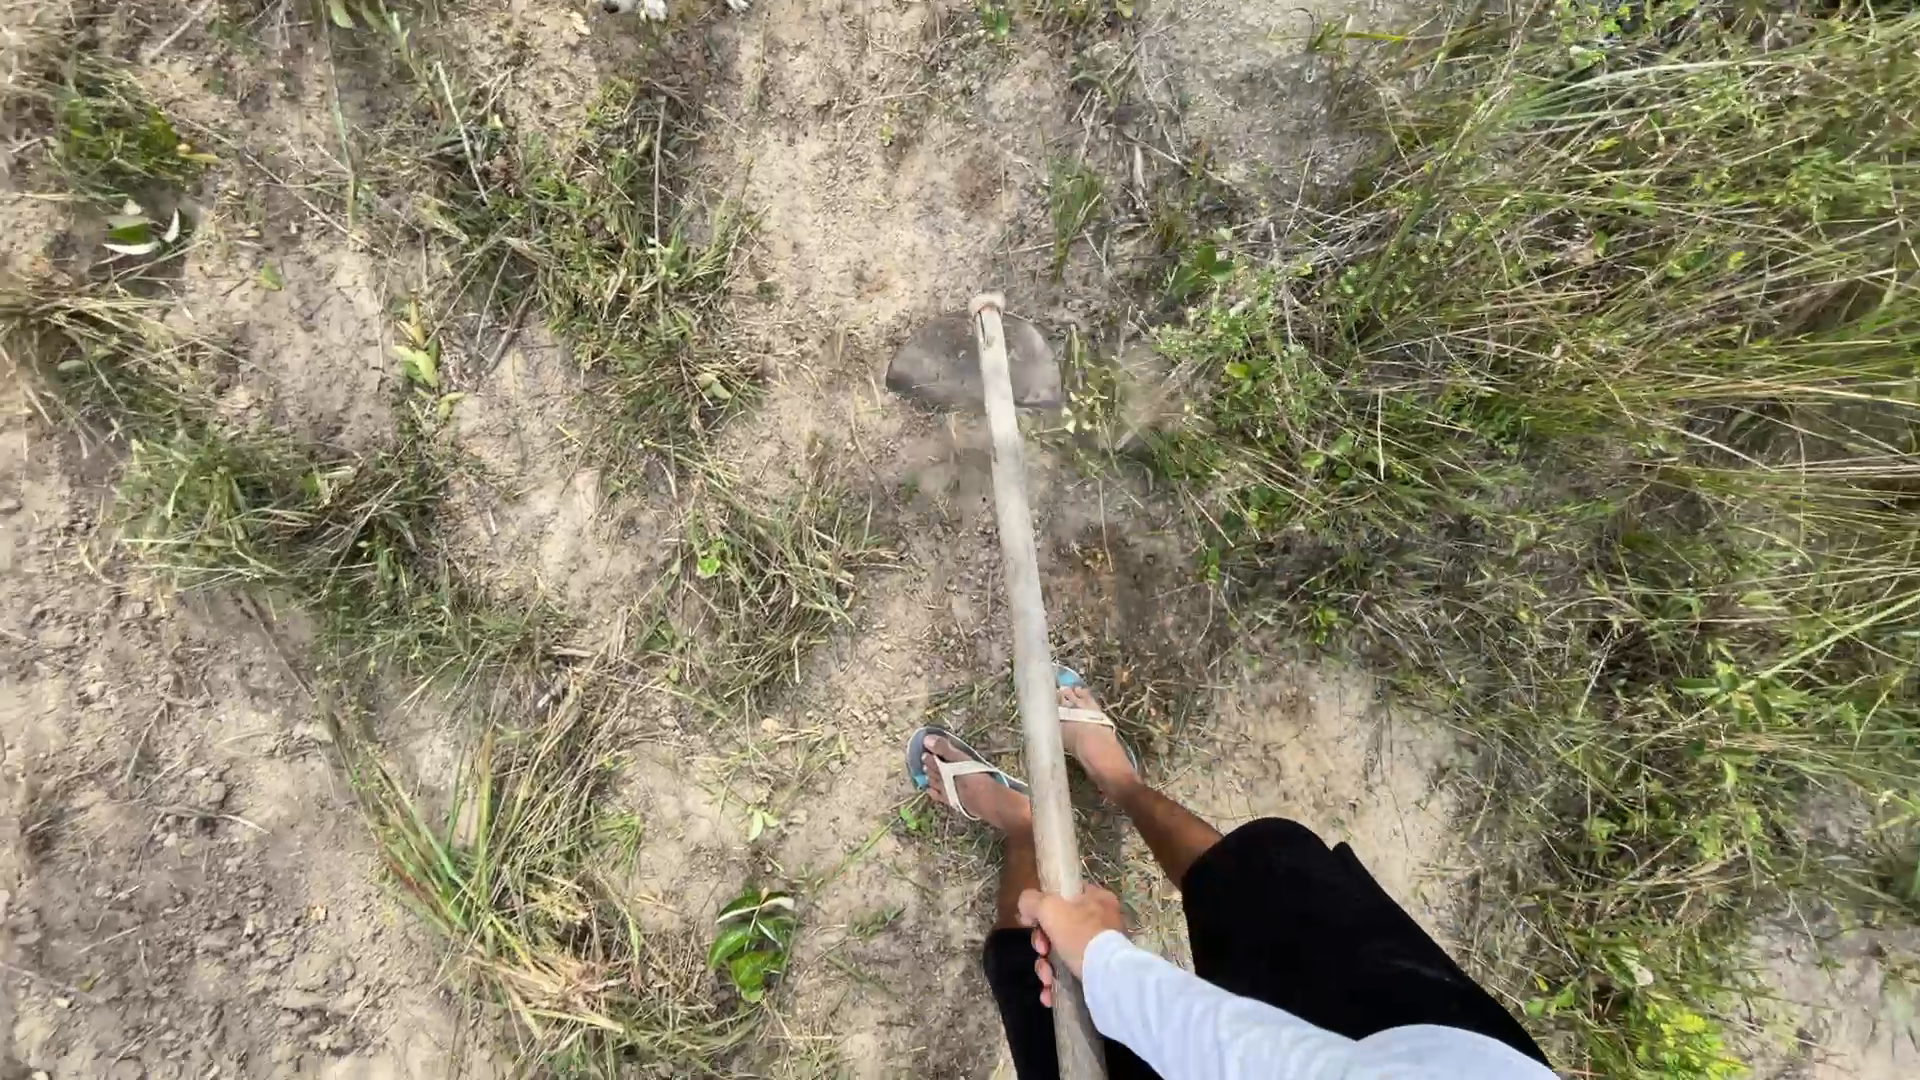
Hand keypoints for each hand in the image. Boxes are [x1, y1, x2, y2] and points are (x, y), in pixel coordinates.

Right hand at [1017, 886, 1124, 1006]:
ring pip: (1063, 953)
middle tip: (1042, 952)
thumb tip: (1025, 908)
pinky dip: (1057, 983)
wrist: (1108, 980)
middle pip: (1059, 927)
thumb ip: (1032, 901)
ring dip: (1046, 967)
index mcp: (1096, 897)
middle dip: (1043, 945)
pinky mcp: (1100, 974)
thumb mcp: (1050, 908)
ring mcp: (1102, 949)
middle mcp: (1102, 920)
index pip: (1065, 895)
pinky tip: (1049, 994)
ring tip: (1046, 979)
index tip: (1032, 923)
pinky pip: (1072, 974)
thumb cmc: (1080, 935)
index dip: (1043, 908)